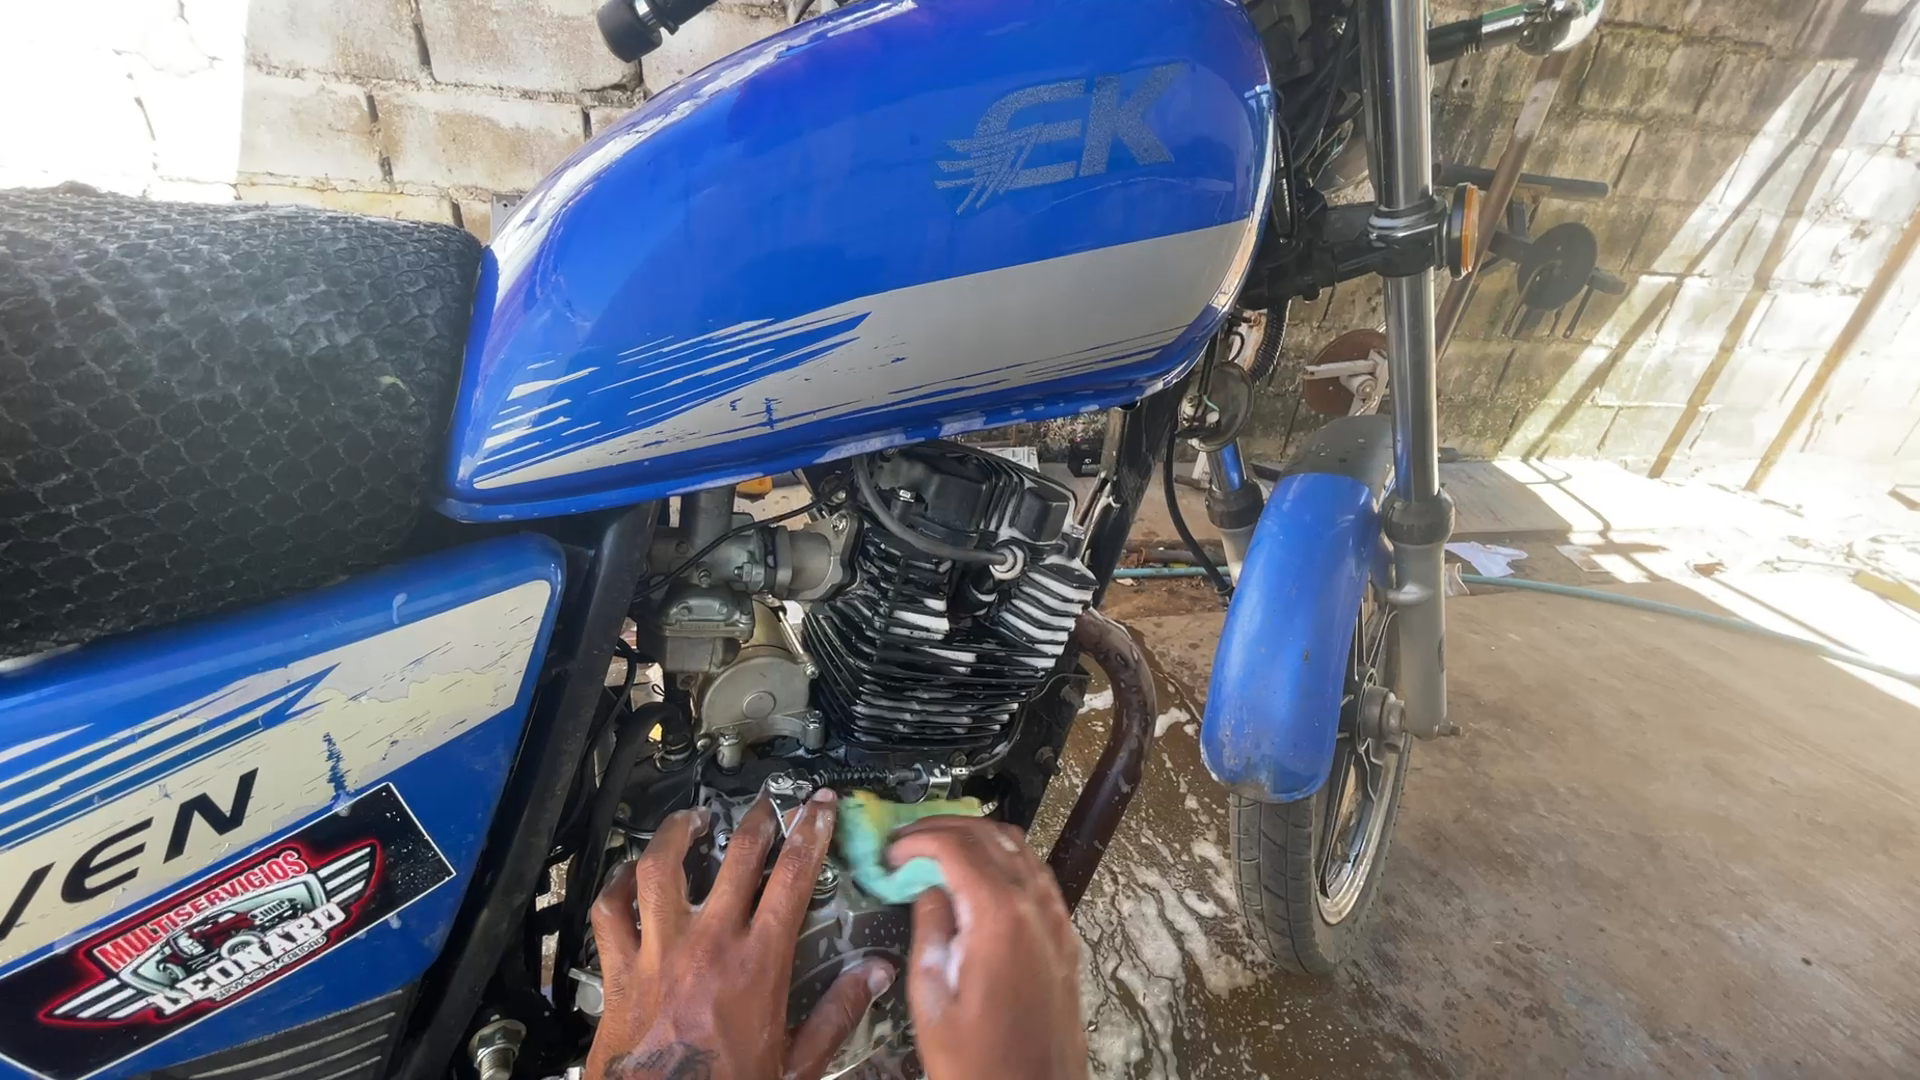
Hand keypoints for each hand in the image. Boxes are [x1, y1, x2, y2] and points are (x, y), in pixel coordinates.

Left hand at [587, 789, 893, 1079]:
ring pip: (662, 868)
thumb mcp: (795, 1065)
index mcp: (757, 961)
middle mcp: (708, 943)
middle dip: (759, 818)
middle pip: (737, 855)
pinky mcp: (619, 969)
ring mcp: (658, 951)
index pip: (793, 875)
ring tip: (694, 818)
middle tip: (767, 803)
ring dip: (679, 833)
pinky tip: (631, 872)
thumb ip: (838, 1013)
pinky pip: (609, 911)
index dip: (811, 830)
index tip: (820, 805)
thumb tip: (879, 972)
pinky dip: (617, 884)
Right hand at [888, 817, 1088, 1079]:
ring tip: (939, 849)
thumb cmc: (977, 1064)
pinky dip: (1005, 856)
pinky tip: (981, 874)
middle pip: (988, 834)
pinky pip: (1036, 871)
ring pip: (1017, 845)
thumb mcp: (934, 1002)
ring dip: (976, 836)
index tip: (891, 851)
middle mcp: (1034, 902)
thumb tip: (928, 887)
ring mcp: (1056, 915)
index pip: (956, 846)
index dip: (918, 839)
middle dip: (944, 827)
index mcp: (999, 914)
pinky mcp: (1064, 932)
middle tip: (908, 842)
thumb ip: (930, 931)